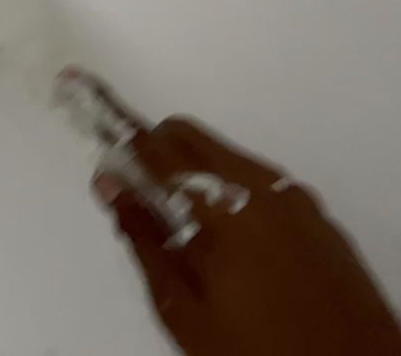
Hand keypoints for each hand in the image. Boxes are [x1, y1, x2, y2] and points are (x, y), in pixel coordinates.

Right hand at [94, 116, 400, 355]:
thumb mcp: (185, 310)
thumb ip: (142, 237)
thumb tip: (109, 182)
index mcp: (224, 204)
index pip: (153, 145)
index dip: (113, 123)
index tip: (79, 89)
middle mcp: (262, 186)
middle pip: (188, 136)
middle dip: (154, 151)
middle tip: (138, 195)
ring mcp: (298, 201)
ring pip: (225, 157)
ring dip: (195, 175)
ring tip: (190, 237)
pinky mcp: (322, 221)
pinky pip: (260, 184)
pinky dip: (232, 193)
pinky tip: (234, 250)